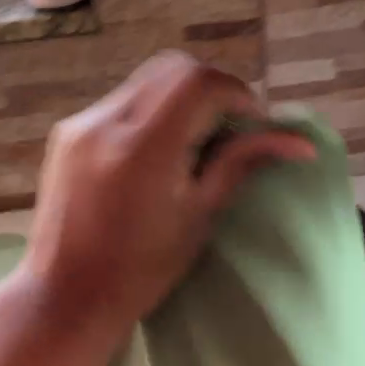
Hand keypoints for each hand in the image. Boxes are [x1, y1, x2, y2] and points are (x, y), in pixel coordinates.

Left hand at [16, 51, 316, 339]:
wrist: (65, 297)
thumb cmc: (140, 272)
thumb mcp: (199, 217)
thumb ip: (242, 165)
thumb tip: (299, 142)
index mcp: (144, 147)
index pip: (200, 81)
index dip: (236, 93)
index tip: (250, 125)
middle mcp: (106, 122)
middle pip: (173, 68)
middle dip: (210, 89)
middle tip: (226, 132)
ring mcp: (80, 124)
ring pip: (145, 81)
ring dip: (180, 99)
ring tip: (192, 146)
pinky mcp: (66, 133)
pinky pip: (120, 102)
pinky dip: (150, 112)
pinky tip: (156, 155)